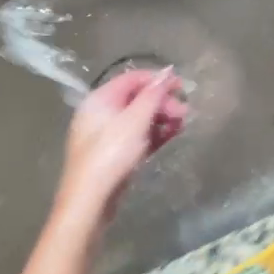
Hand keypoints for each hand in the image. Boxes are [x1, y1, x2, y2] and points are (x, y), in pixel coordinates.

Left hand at [56, 68, 187, 219]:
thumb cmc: (111, 153)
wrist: (89, 202)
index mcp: (100, 99)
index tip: (181, 86)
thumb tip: (168, 70)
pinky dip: (155, 134)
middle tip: (184, 112)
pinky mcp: (114, 155)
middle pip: (137, 98)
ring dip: (162, 118)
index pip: (133, 78)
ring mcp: (106, 136)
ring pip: (139, 119)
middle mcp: (101, 113)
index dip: (158, 79)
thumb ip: (154, 93)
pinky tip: (173, 135)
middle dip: (163, 102)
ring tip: (182, 124)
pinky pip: (138, 136)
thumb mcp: (136, 120)